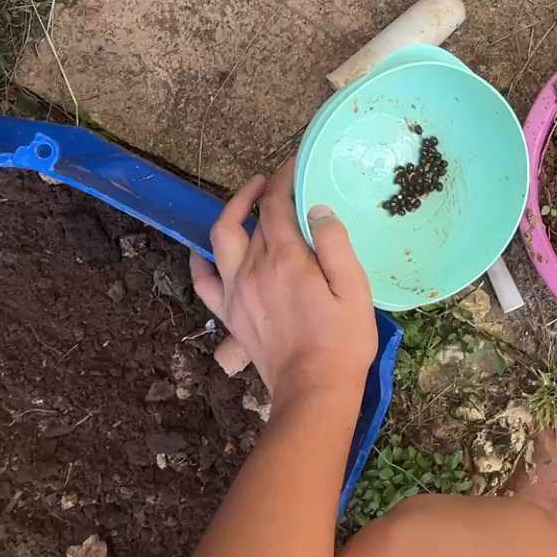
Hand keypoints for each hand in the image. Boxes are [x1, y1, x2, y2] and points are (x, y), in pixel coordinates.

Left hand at [190, 158, 376, 412]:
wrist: (314, 391)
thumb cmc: (343, 340)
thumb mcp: (355, 288)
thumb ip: (335, 244)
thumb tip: (316, 208)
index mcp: (285, 259)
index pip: (276, 205)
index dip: (283, 178)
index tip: (294, 165)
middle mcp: (253, 269)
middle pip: (253, 218)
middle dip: (267, 192)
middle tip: (284, 181)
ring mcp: (235, 292)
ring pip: (221, 238)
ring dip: (232, 211)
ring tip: (250, 199)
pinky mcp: (229, 314)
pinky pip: (203, 280)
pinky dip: (202, 259)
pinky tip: (208, 250)